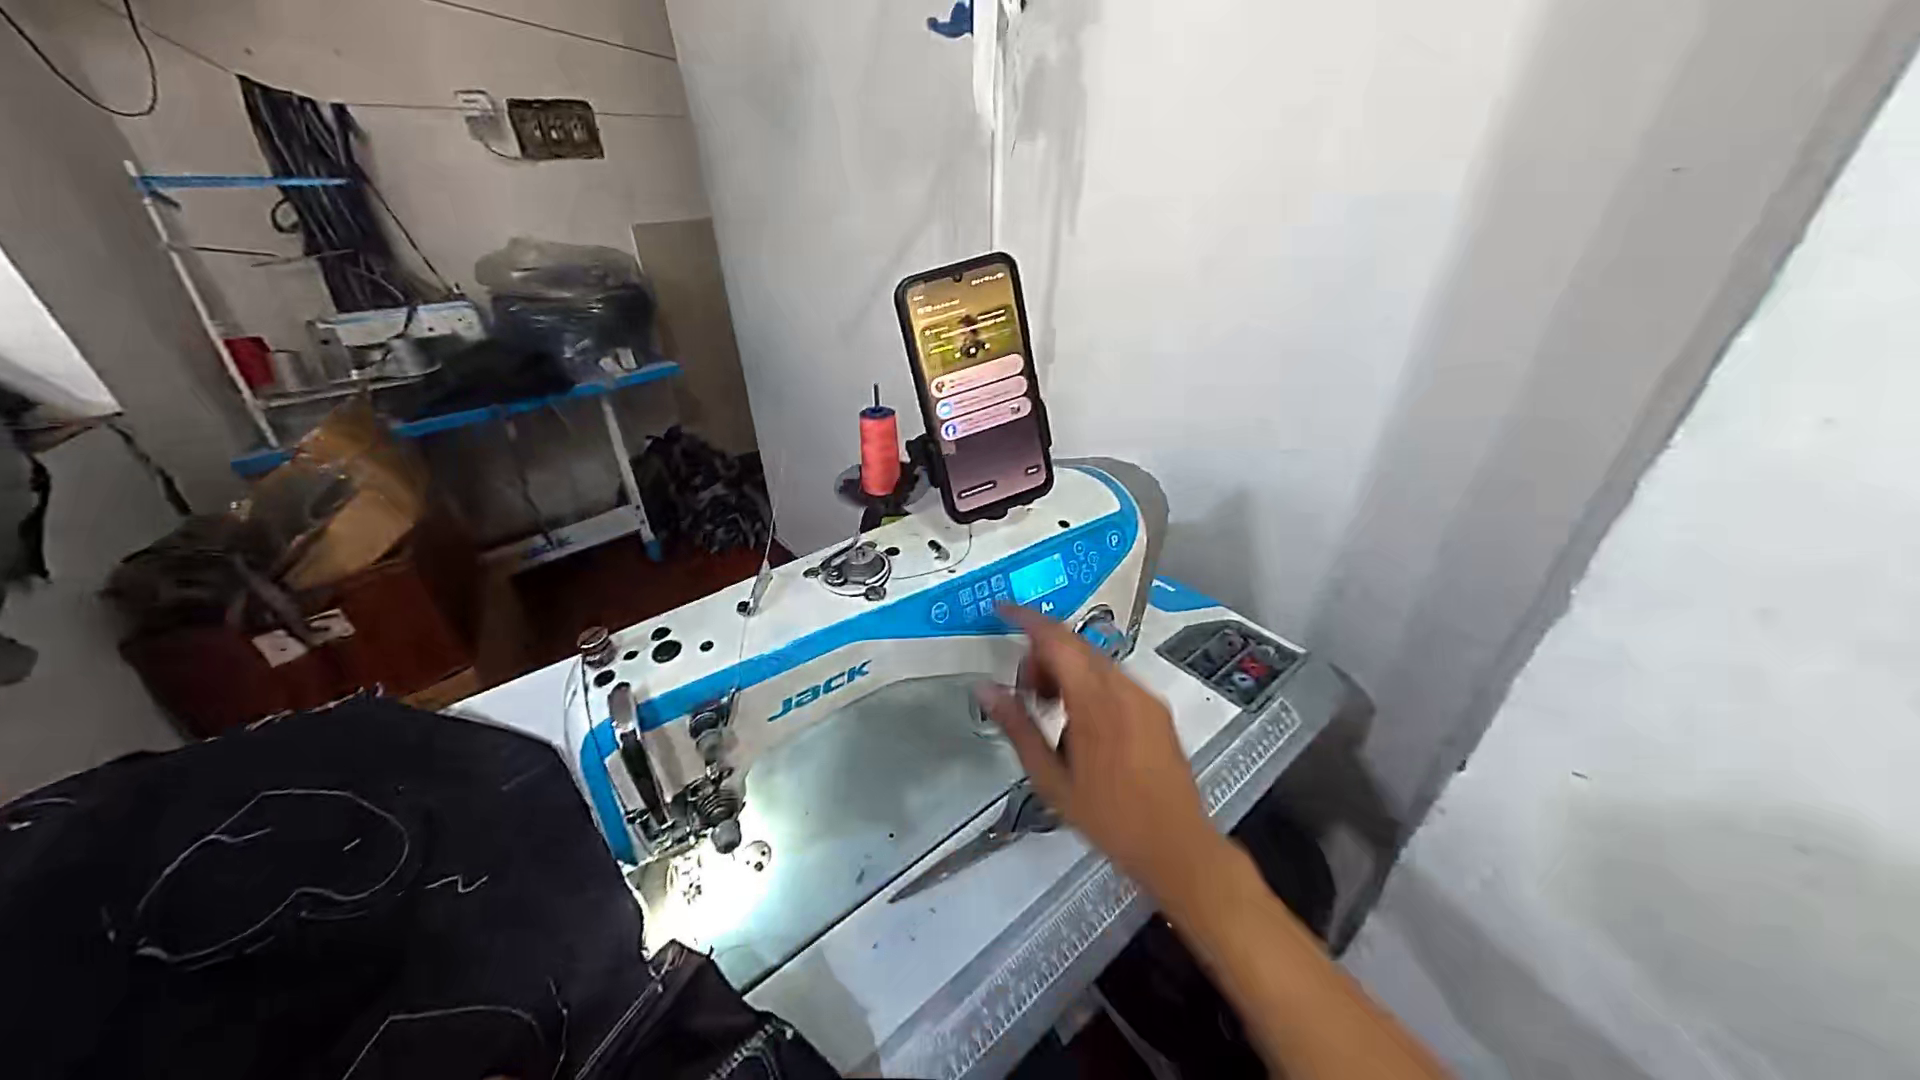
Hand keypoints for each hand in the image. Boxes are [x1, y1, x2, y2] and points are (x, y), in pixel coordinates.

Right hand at [977, 607, 1230, 907]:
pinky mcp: (1157, 708)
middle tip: (1025, 691)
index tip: (1002, 611)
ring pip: (1094, 660)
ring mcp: (1145, 696)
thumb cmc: (1110, 819)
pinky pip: (1115, 678)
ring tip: (1051, 712)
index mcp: (1095, 703)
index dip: (1026, 619)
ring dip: (1065, 669)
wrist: (1177, 845)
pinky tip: (1081, 721)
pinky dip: (1089, 682)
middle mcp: (1124, 688)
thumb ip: (1017, 727)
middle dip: (1042, 655)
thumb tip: (987, 690)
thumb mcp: (1051, 779)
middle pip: (1074, 645)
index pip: (1056, 640)